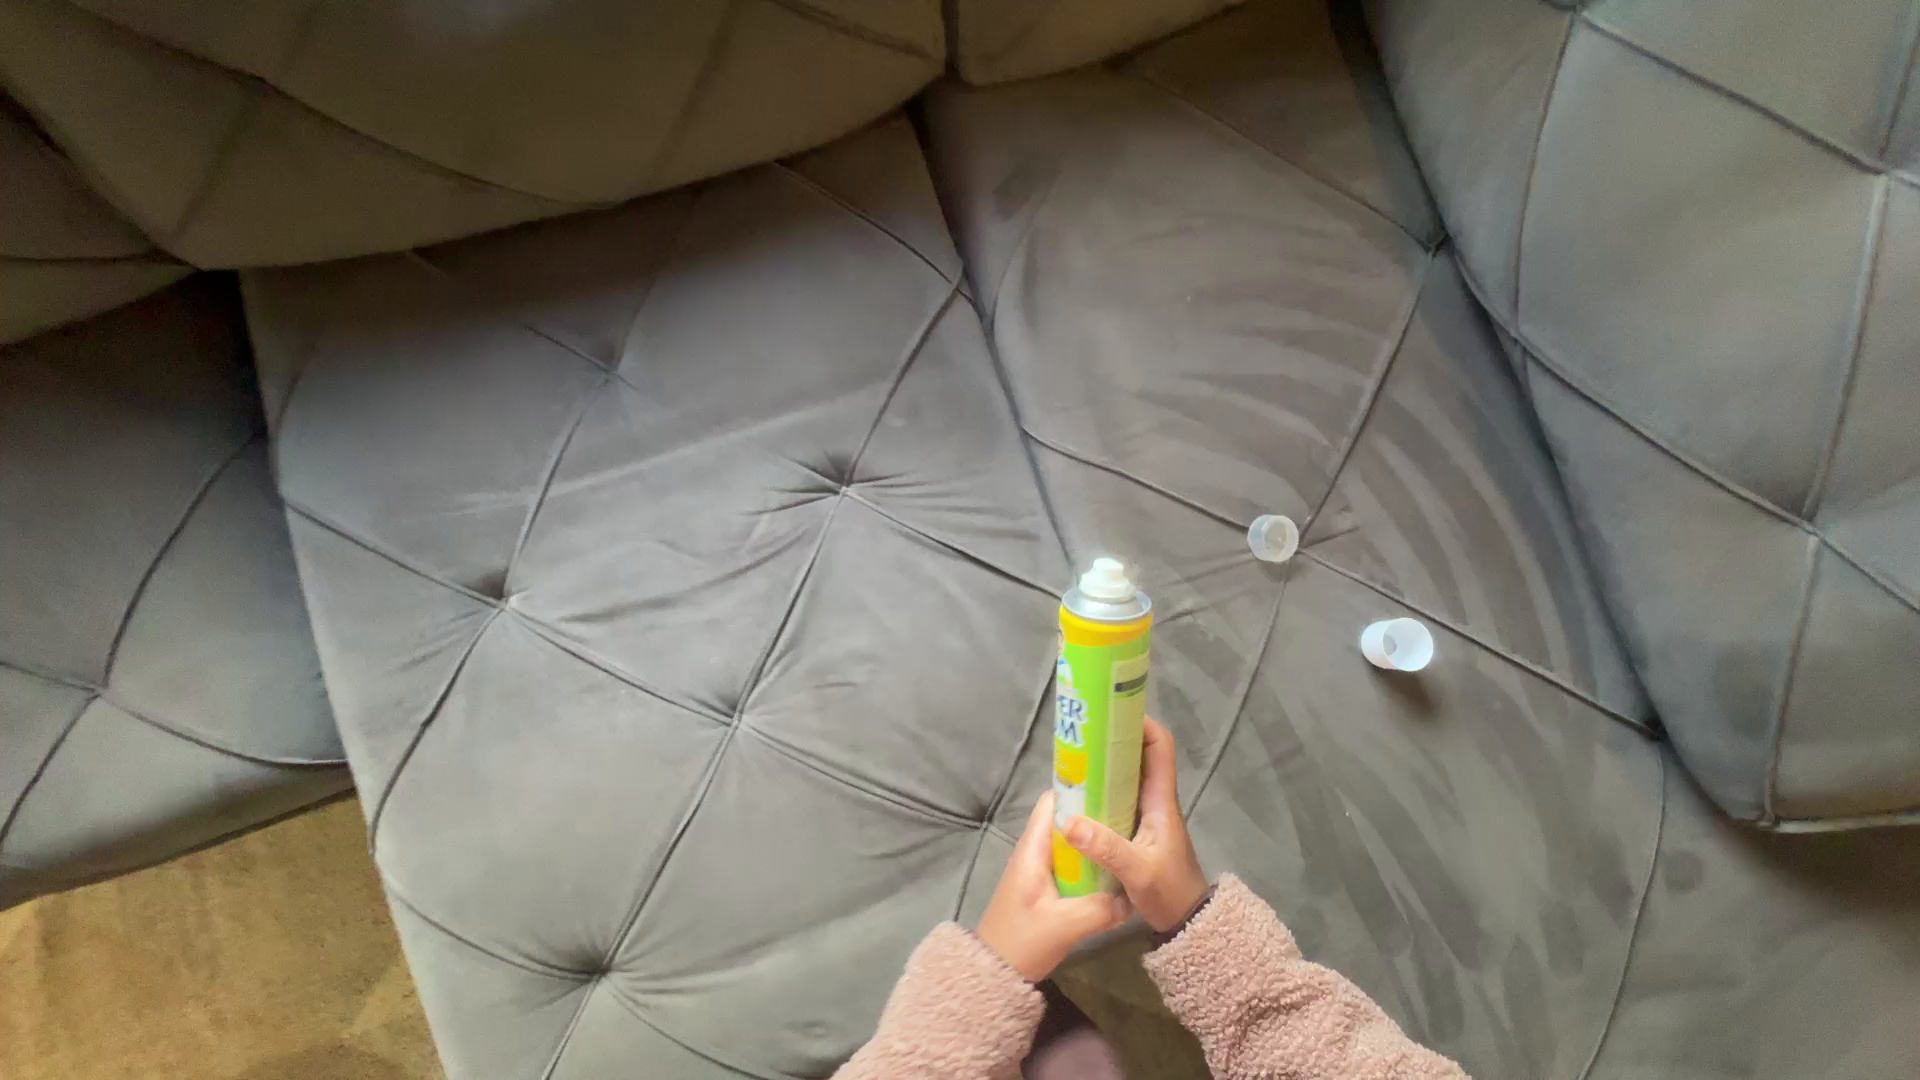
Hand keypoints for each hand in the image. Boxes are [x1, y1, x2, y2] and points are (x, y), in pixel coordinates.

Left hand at [976, 791, 1130, 980]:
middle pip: (1065, 819)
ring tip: (1128, 836)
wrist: (994, 973)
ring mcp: (1039, 868)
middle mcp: (1035, 851)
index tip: (1111, 786)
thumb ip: (1097, 910)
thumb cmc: (1021, 942)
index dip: (1078, 790)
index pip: (1052, 802)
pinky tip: (1113, 870)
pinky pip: (1071, 863)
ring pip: (1070, 842)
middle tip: (1129, 813)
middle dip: (1093, 813)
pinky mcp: (1045, 886)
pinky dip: (1090, 862)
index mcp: (1033, 849)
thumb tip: (1129, 898)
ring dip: (1093, 839)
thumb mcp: (1062, 927)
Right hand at [1064, 716, 1208, 932]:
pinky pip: (1118, 796)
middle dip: (1113, 738)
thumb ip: (1106, 848)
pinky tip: (1077, 793)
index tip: (1112, 713)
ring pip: (1127, 775)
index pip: (1160, 746)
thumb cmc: (1170, 892)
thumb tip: (1068, 821)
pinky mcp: (1137, 828)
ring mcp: (1146, 813)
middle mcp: (1155, 798)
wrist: (1187, 924)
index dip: (1141, 723)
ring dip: (1104, 762)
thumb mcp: (1137, 872)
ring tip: (1074, 756)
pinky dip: (1100, 787)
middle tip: (1081, 732)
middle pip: (1139, 754)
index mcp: (1162, 799)